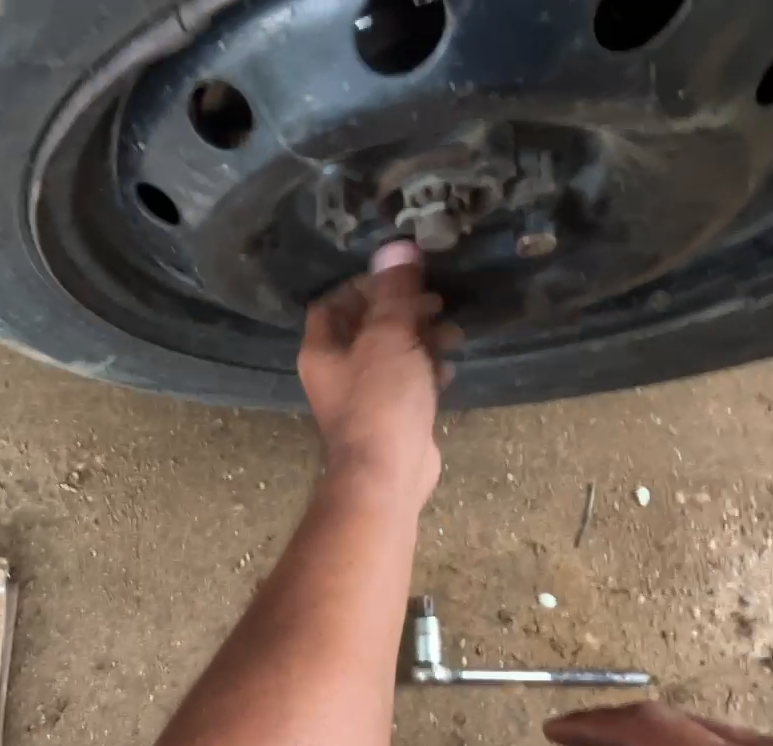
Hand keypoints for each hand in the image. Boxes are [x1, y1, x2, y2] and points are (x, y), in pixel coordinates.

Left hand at [299, 241, 458, 510]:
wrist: (387, 473)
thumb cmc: (380, 401)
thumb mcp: (388, 338)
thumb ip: (395, 293)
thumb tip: (397, 245)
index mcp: (321, 351)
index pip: (332, 303)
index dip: (364, 285)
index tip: (401, 278)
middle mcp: (335, 372)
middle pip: (365, 326)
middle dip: (402, 310)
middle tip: (435, 302)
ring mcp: (361, 396)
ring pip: (390, 353)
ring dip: (420, 338)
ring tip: (452, 334)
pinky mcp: (388, 415)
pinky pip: (405, 381)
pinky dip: (425, 370)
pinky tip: (449, 368)